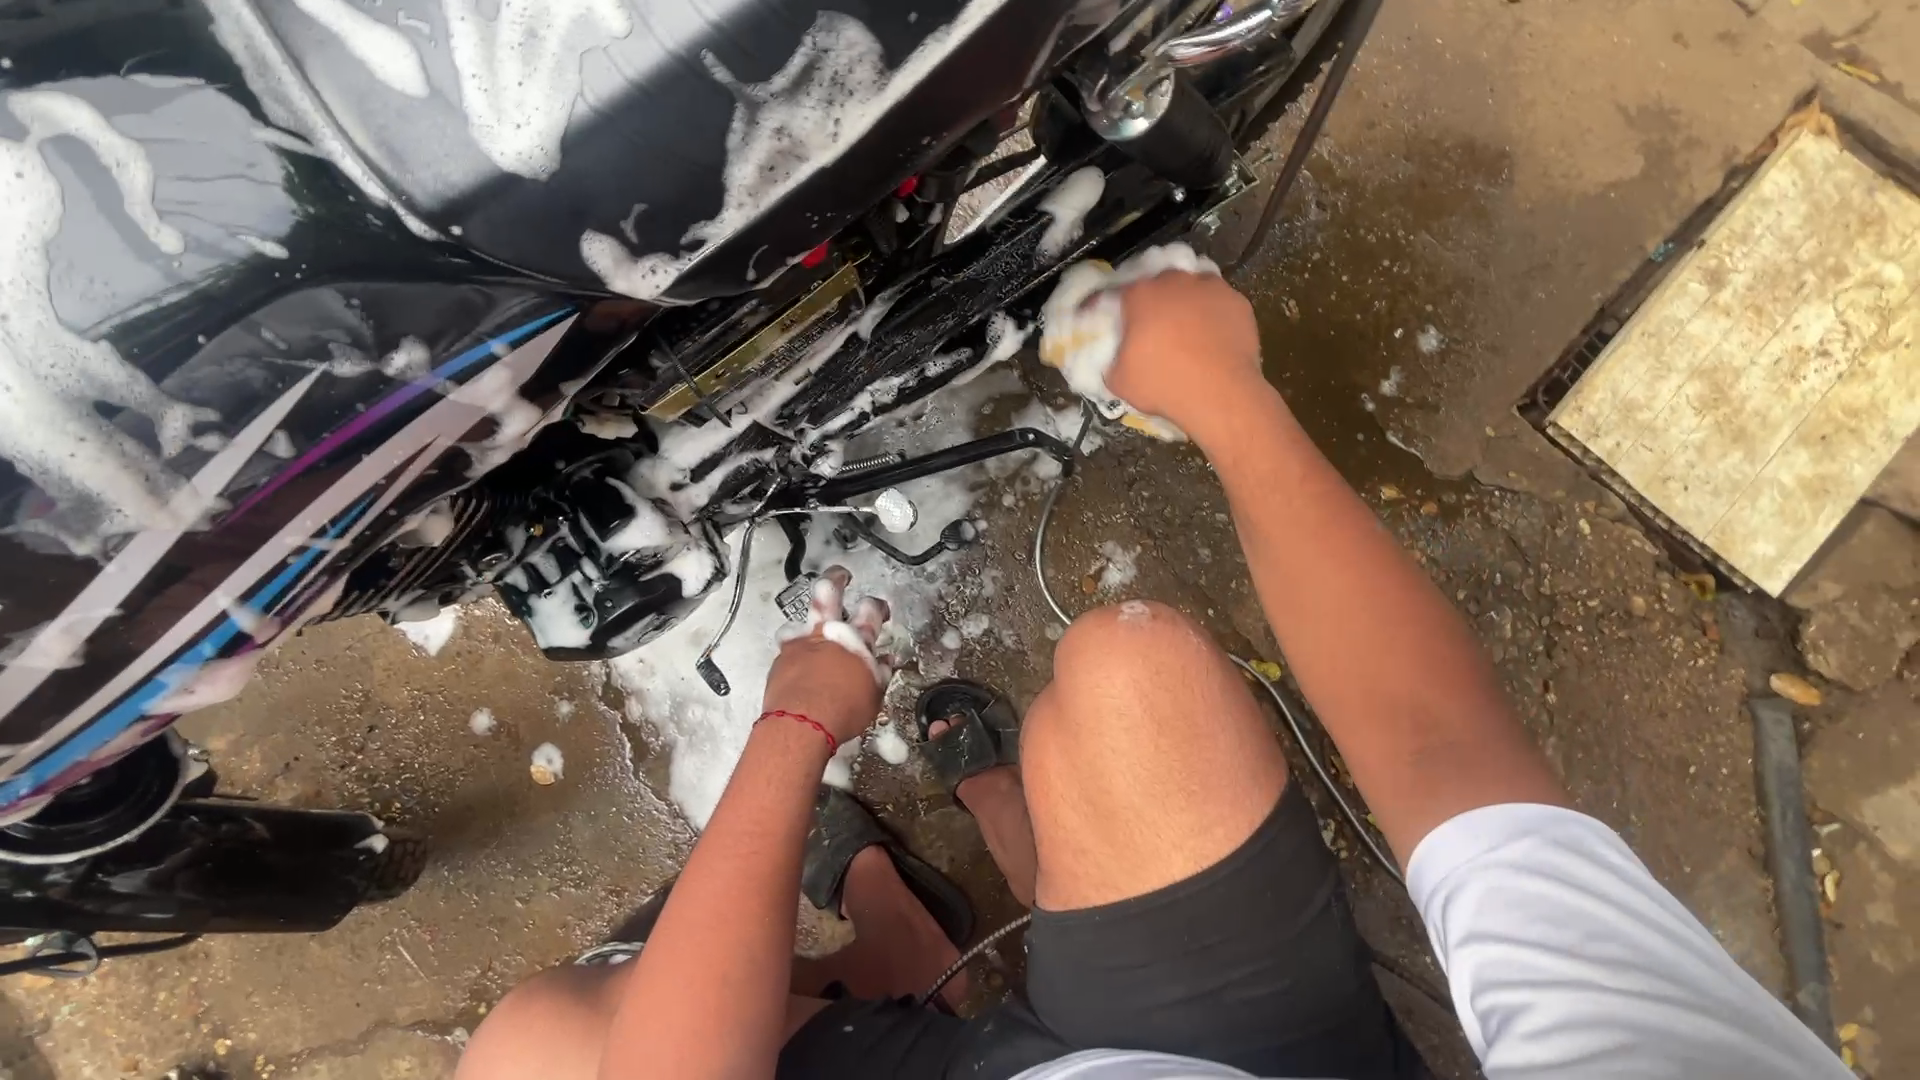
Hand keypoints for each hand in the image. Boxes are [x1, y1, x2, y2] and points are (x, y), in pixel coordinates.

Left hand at [760, 567, 893, 746]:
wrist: (802, 724)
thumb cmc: (844, 711)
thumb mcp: (874, 695)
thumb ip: (880, 673)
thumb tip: (886, 661)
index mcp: (858, 641)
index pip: (871, 609)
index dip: (878, 605)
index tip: (880, 609)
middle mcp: (829, 634)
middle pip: (829, 591)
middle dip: (835, 578)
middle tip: (840, 575)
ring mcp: (803, 643)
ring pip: (801, 616)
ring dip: (808, 617)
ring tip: (810, 624)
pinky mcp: (782, 657)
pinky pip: (788, 645)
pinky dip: (796, 651)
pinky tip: (799, 662)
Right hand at [1104, 271, 1269, 446]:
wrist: (1221, 394)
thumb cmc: (1163, 384)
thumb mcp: (1118, 380)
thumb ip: (1109, 358)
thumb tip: (1113, 353)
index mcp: (1139, 294)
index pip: (1111, 294)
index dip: (1101, 308)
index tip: (1098, 319)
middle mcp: (1174, 281)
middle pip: (1155, 284)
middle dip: (1148, 302)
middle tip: (1147, 326)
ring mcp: (1210, 287)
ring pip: (1189, 288)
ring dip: (1182, 303)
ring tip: (1182, 328)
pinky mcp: (1237, 301)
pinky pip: (1216, 302)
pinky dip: (1210, 314)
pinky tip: (1209, 335)